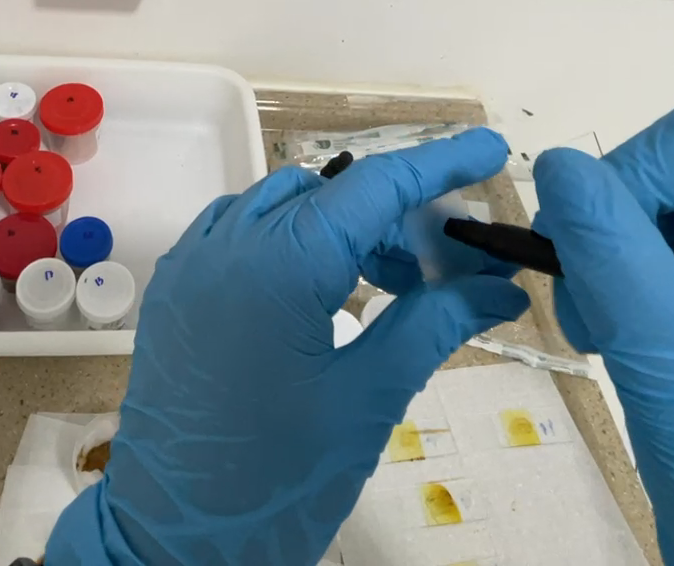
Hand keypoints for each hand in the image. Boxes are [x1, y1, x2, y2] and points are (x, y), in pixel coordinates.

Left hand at [46, 130, 529, 564]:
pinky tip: (319, 282)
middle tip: (442, 262)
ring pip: (284, 201)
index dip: (439, 163)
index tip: (489, 147)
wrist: (171, 540)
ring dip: (342, 223)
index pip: (375, 186)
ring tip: (386, 281)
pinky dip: (290, 234)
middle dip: (394, 213)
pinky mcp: (177, 280)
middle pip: (331, 192)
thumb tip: (501, 288)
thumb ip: (433, 325)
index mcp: (280, 263)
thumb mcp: (368, 399)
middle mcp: (229, 239)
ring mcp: (194, 256)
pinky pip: (240, 225)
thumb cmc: (278, 478)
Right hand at [533, 100, 673, 565]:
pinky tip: (598, 334)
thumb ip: (617, 260)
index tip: (590, 236)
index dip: (638, 170)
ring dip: (596, 257)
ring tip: (592, 326)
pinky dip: (599, 283)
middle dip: (609, 222)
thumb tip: (556, 163)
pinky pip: (635, 259)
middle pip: (670, 172)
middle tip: (581, 289)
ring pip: (641, 214)